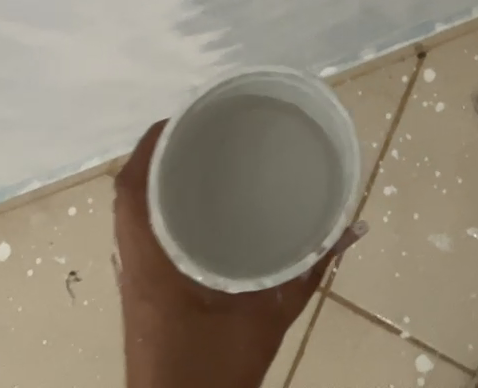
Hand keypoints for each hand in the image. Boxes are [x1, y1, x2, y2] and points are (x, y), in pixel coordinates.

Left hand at [113, 120, 364, 387]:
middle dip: (154, 155)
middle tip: (195, 130)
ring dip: (152, 182)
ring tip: (193, 157)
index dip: (148, 146)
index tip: (180, 116)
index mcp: (152, 262)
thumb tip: (350, 227)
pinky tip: (192, 210)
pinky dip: (157, 211)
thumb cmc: (215, 373)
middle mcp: (134, 266)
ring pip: (130, 217)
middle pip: (127, 195)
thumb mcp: (268, 319)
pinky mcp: (141, 297)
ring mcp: (134, 283)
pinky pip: (140, 237)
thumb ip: (308, 271)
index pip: (131, 189)